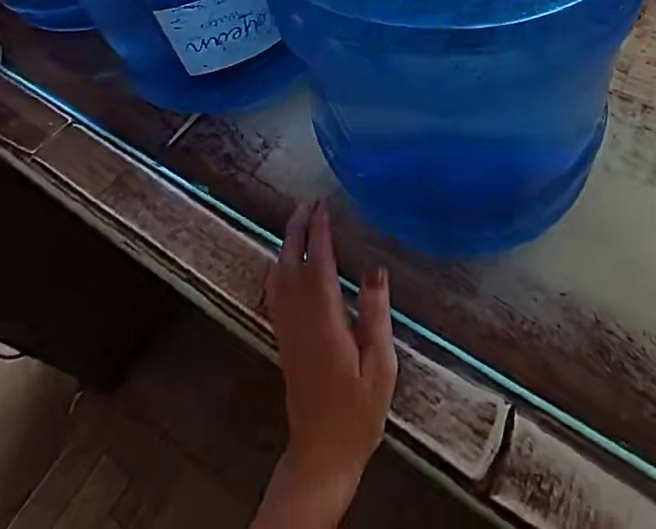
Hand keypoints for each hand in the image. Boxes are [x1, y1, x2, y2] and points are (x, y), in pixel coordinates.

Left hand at [253, 201, 395, 528]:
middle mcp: (299, 323)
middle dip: (297, 232)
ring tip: (299, 222)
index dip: (319, 235)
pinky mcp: (285, 341)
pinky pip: (275, 296)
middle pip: (290, 267)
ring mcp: (288, 332)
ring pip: (278, 280)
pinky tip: (286, 262)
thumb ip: (376, 316)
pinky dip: (279, 269)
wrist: (321, 453)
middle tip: (308, 203)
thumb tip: (375, 270)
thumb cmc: (358, 412)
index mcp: (324, 325)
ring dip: (286, 246)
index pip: (317, 268)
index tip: (323, 207)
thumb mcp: (380, 366)